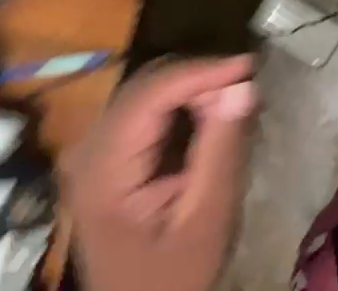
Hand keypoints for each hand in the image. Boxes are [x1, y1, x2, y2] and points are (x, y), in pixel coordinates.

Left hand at [63, 56, 257, 290]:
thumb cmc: (174, 274)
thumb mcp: (207, 219)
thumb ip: (222, 150)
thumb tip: (243, 87)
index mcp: (104, 171)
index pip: (150, 94)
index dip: (200, 71)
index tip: (249, 66)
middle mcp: (88, 151)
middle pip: (144, 86)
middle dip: (198, 76)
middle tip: (244, 84)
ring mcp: (93, 153)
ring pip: (144, 90)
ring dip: (191, 85)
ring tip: (233, 95)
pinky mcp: (106, 156)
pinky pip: (144, 109)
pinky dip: (180, 101)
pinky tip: (209, 110)